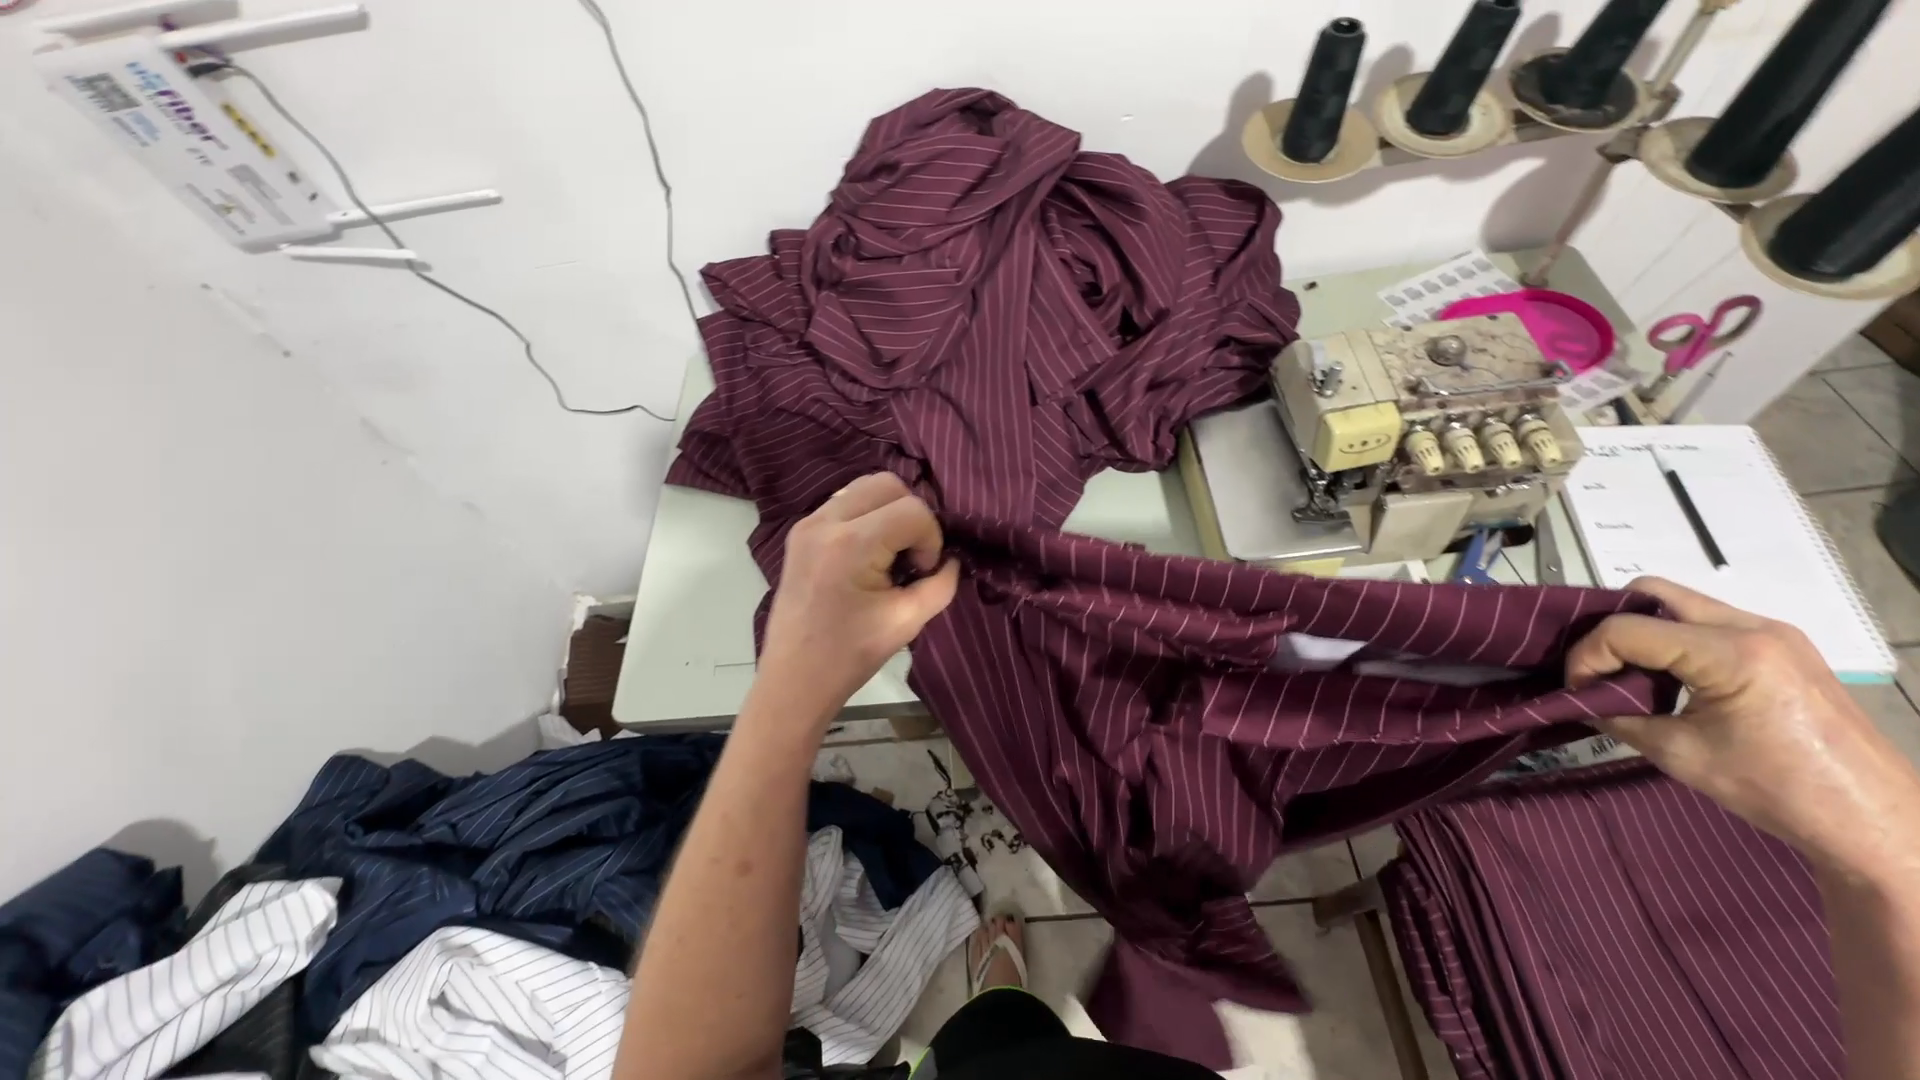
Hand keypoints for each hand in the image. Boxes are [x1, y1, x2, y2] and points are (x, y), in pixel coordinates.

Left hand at [754, 473, 960, 727]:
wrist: (794, 678)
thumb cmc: (850, 655)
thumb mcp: (908, 621)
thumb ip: (941, 584)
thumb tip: (950, 561)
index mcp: (851, 545)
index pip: (913, 510)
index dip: (931, 538)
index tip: (922, 572)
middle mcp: (825, 522)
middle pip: (887, 484)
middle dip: (912, 515)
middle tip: (911, 556)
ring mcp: (807, 523)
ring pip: (864, 487)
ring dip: (889, 512)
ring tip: (891, 553)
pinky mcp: (800, 532)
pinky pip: (844, 503)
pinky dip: (866, 517)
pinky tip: (870, 555)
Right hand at [1567, 576, 1919, 879]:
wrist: (1873, 820)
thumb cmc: (1775, 790)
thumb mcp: (1678, 753)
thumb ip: (1617, 715)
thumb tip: (1580, 700)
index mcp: (1731, 652)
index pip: (1626, 629)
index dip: (1586, 656)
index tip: (1575, 690)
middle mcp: (1754, 627)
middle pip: (1652, 593)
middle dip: (1609, 628)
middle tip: (1595, 670)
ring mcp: (1773, 632)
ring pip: (1679, 604)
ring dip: (1641, 632)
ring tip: (1626, 676)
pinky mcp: (1782, 646)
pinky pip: (1706, 623)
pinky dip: (1671, 641)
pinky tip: (1666, 679)